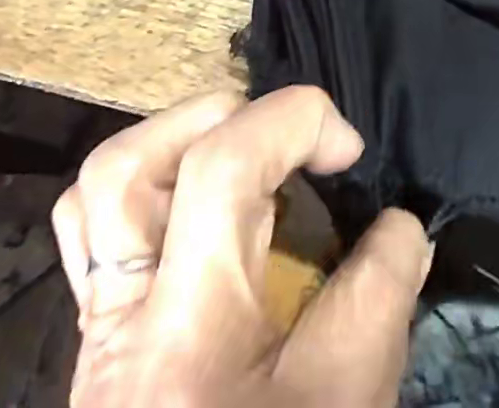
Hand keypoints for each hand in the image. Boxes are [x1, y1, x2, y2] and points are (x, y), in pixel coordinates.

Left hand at [52, 86, 433, 407]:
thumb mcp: (351, 394)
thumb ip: (382, 292)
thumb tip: (398, 224)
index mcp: (185, 329)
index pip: (220, 165)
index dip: (294, 121)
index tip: (348, 151)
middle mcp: (120, 315)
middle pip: (127, 163)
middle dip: (223, 118)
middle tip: (286, 146)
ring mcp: (101, 321)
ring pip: (100, 191)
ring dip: (180, 146)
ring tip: (247, 163)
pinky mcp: (106, 330)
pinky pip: (101, 228)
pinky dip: (159, 189)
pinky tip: (210, 214)